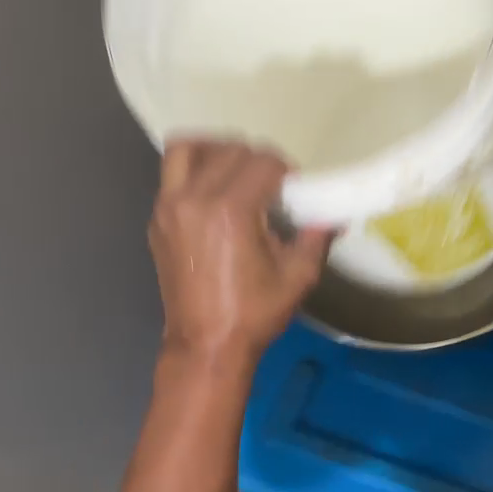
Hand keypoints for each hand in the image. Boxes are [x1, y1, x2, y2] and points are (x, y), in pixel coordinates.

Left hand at [148, 139, 334, 364]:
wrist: (207, 343)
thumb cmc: (256, 312)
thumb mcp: (299, 276)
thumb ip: (316, 237)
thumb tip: (334, 216)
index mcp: (230, 211)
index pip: (262, 162)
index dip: (286, 171)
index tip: (297, 191)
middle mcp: (194, 198)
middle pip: (228, 150)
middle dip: (257, 161)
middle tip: (275, 187)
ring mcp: (169, 206)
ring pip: (188, 148)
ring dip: (218, 151)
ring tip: (239, 173)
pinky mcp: (158, 219)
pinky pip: (173, 174)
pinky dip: (197, 171)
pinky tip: (218, 197)